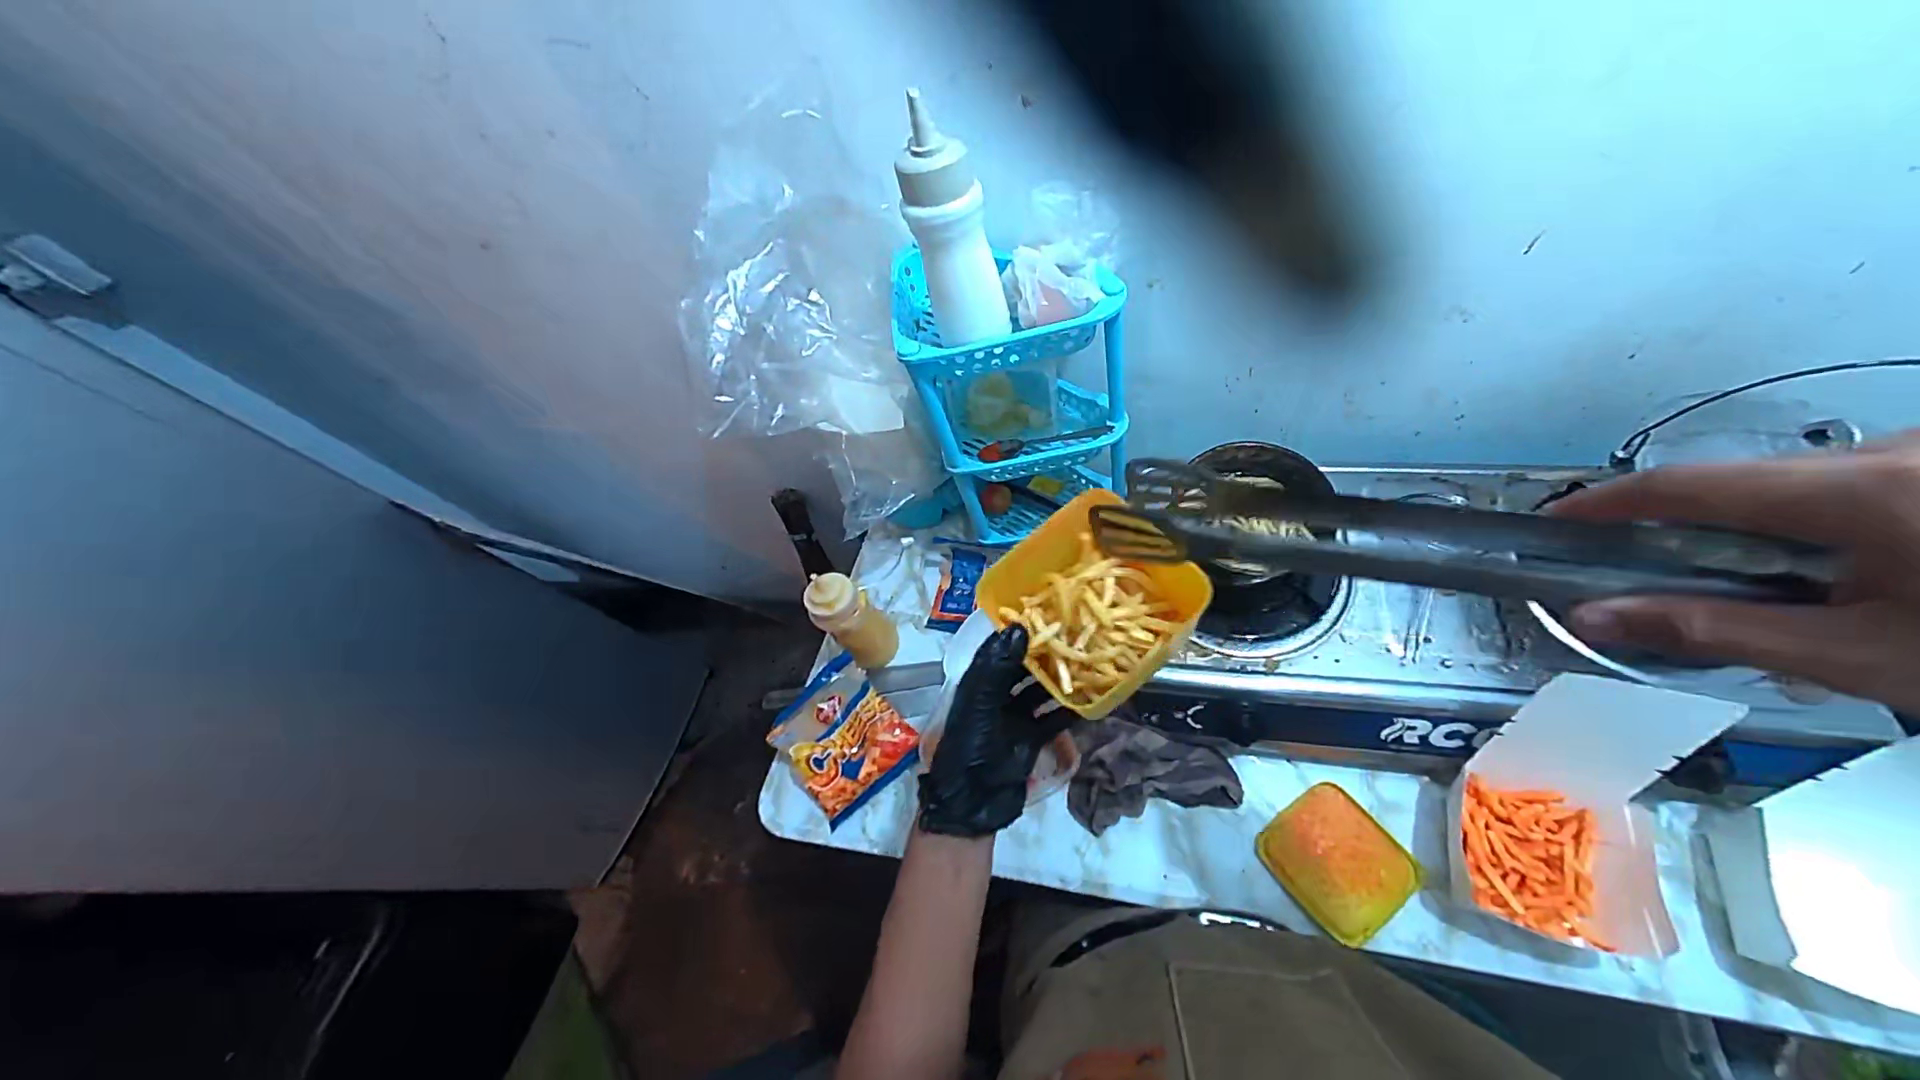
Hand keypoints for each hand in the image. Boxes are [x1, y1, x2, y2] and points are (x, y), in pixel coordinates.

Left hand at [917, 625, 1074, 836]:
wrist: (971, 803)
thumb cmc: (969, 747)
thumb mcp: (980, 703)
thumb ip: (997, 667)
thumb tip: (1019, 627)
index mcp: (978, 684)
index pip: (1001, 650)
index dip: (1022, 633)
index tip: (1049, 614)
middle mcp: (996, 697)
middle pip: (1024, 669)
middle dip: (1047, 655)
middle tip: (1077, 636)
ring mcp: (1015, 718)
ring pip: (1041, 693)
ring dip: (1060, 681)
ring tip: (1088, 662)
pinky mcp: (1031, 739)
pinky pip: (1052, 719)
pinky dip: (1068, 711)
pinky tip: (1090, 700)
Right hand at [1548, 434, 1919, 713]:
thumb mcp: (1859, 654)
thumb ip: (1713, 629)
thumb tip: (1594, 617)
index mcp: (1852, 493)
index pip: (1682, 485)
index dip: (1605, 501)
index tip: (1555, 520)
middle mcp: (1889, 452)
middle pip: (1741, 481)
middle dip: (1691, 524)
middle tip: (1668, 575)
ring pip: (1802, 480)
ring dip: (1766, 526)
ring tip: (1792, 585)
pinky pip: (1859, 479)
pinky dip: (1825, 519)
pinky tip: (1864, 566)